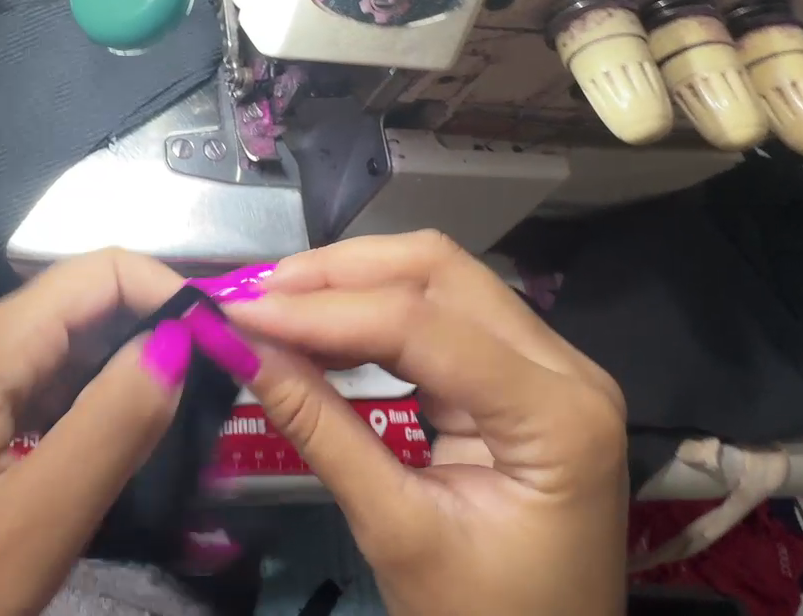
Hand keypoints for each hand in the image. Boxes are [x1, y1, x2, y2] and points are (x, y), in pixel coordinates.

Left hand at [0, 250, 188, 615]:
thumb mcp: (29, 524)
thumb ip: (112, 425)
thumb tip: (181, 342)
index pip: (105, 270)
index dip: (174, 295)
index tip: (229, 349)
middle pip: (87, 301)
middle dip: (158, 333)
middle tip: (220, 398)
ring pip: (64, 344)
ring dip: (128, 370)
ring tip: (184, 424)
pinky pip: (36, 383)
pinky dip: (87, 401)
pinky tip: (116, 446)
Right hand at [229, 231, 628, 615]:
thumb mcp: (396, 531)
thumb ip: (318, 428)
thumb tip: (239, 347)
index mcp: (555, 416)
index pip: (421, 327)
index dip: (320, 311)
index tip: (239, 311)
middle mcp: (563, 366)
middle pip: (437, 271)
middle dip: (336, 273)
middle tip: (257, 294)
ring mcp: (546, 361)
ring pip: (436, 276)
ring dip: (349, 281)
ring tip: (275, 305)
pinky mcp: (516, 368)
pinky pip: (437, 310)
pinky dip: (369, 308)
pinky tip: (320, 325)